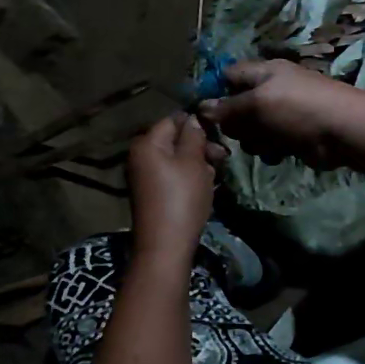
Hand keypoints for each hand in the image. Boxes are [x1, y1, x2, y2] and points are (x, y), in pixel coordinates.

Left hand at [127, 113, 225, 255]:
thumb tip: (193, 119)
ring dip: (198, 162)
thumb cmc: (182, 197)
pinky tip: (205, 186)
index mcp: (147, 143)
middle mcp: (141, 156)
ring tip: (216, 175)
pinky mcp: (153, 192)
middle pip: (175, 139)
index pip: (173, 119)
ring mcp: (145, 175)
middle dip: (200, 145)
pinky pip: (173, 175)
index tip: (219, 134)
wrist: (166, 244)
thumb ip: (194, 136)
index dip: (197, 123)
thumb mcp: (193, 162)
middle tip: (223, 158)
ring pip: (177, 158)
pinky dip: (190, 177)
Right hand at [197, 60, 363, 168]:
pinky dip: (272, 150)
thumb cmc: (298, 109)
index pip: (229, 75)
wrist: (343, 131)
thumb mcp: (258, 103)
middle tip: (242, 131)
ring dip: (254, 140)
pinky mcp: (293, 136)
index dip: (215, 92)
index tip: (203, 114)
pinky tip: (279, 154)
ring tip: (266, 144)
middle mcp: (272, 90)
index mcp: (264, 72)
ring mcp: (283, 114)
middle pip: (238, 107)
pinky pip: (270, 143)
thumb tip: (201, 108)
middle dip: (236, 123)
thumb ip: (228, 107)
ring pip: (252, 129)